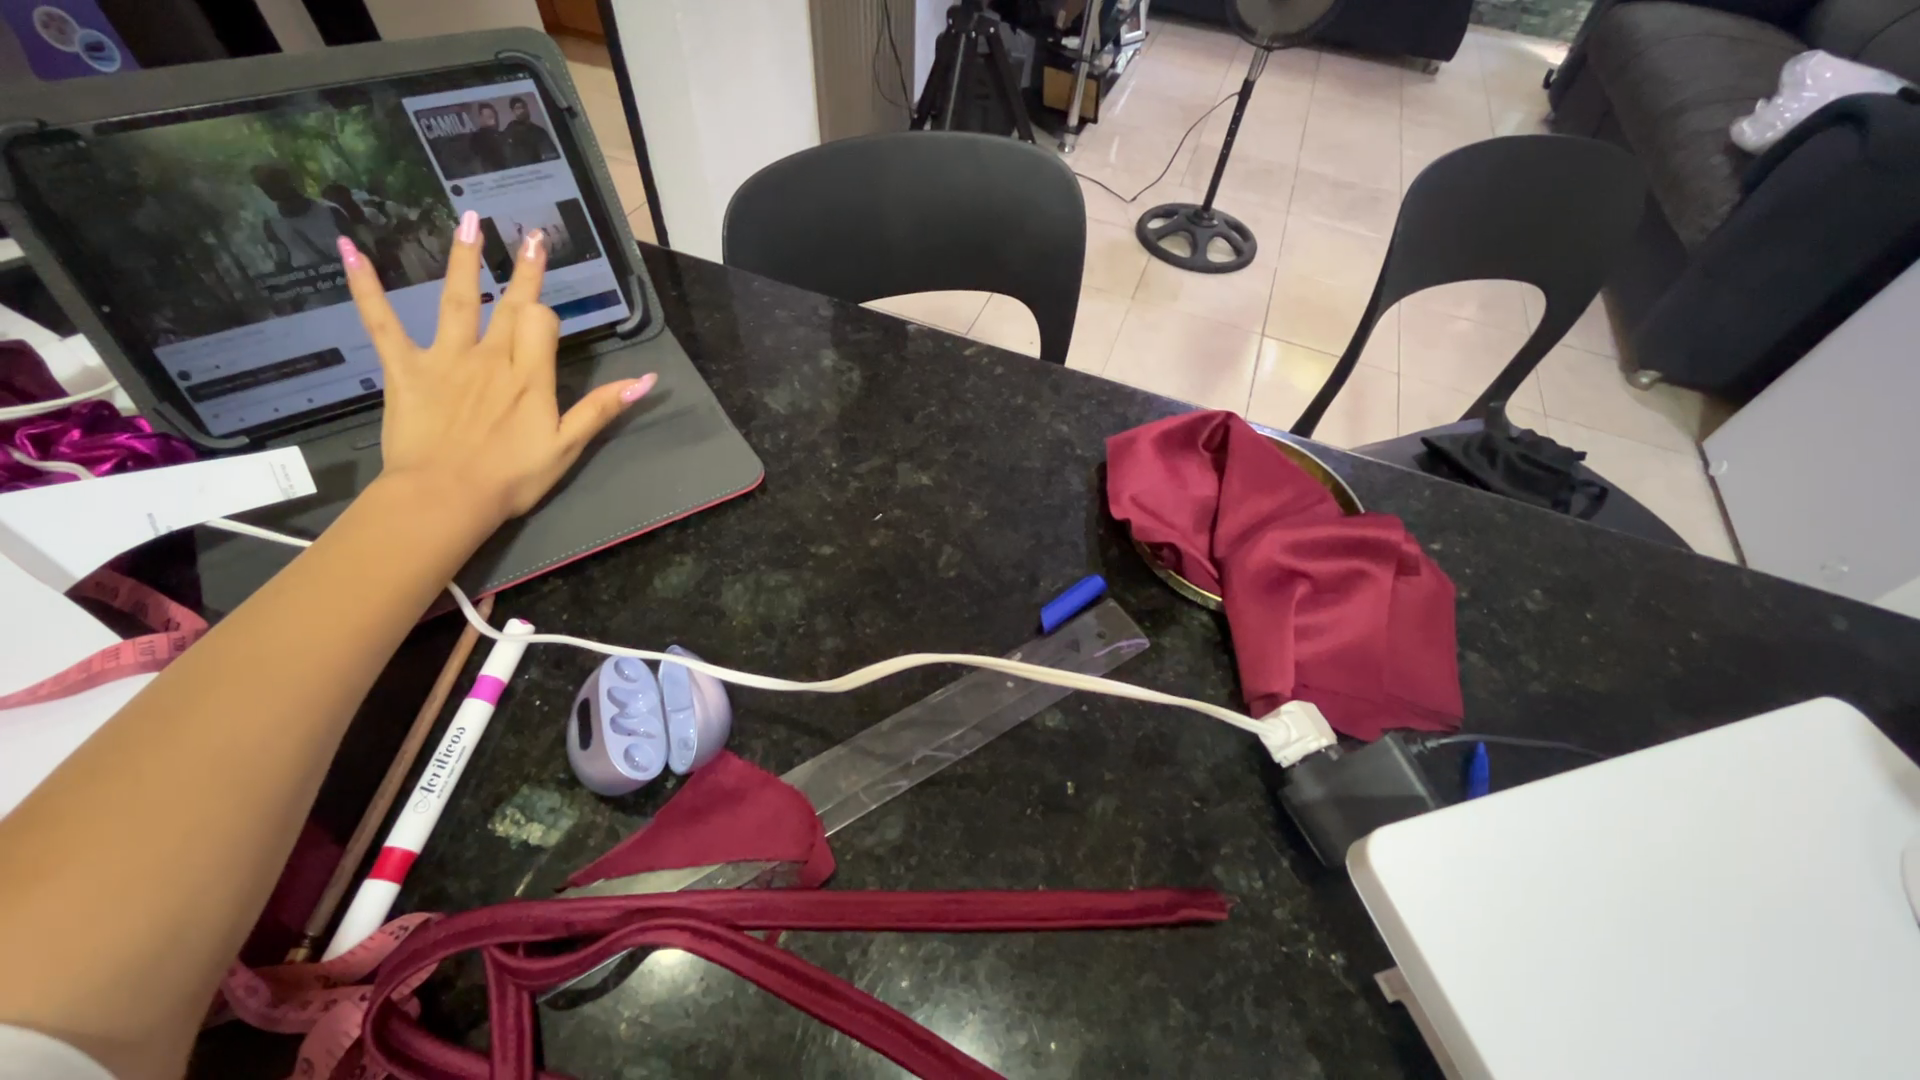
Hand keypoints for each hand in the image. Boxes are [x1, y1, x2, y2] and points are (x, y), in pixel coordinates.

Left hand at [338, 210, 653, 525]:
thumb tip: (646, 380)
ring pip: (458, 300)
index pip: (542, 323)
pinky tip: (352, 251)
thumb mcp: (567, 447)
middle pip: (510, 303)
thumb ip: (602, 408)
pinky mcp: (405, 368)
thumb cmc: (511, 479)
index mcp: (530, 376)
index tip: (548, 317)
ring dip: (465, 259)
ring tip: (470, 221)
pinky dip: (367, 287)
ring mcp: (446, 358)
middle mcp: (491, 357)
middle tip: (534, 235)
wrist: (444, 498)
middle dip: (525, 268)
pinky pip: (382, 322)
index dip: (547, 315)